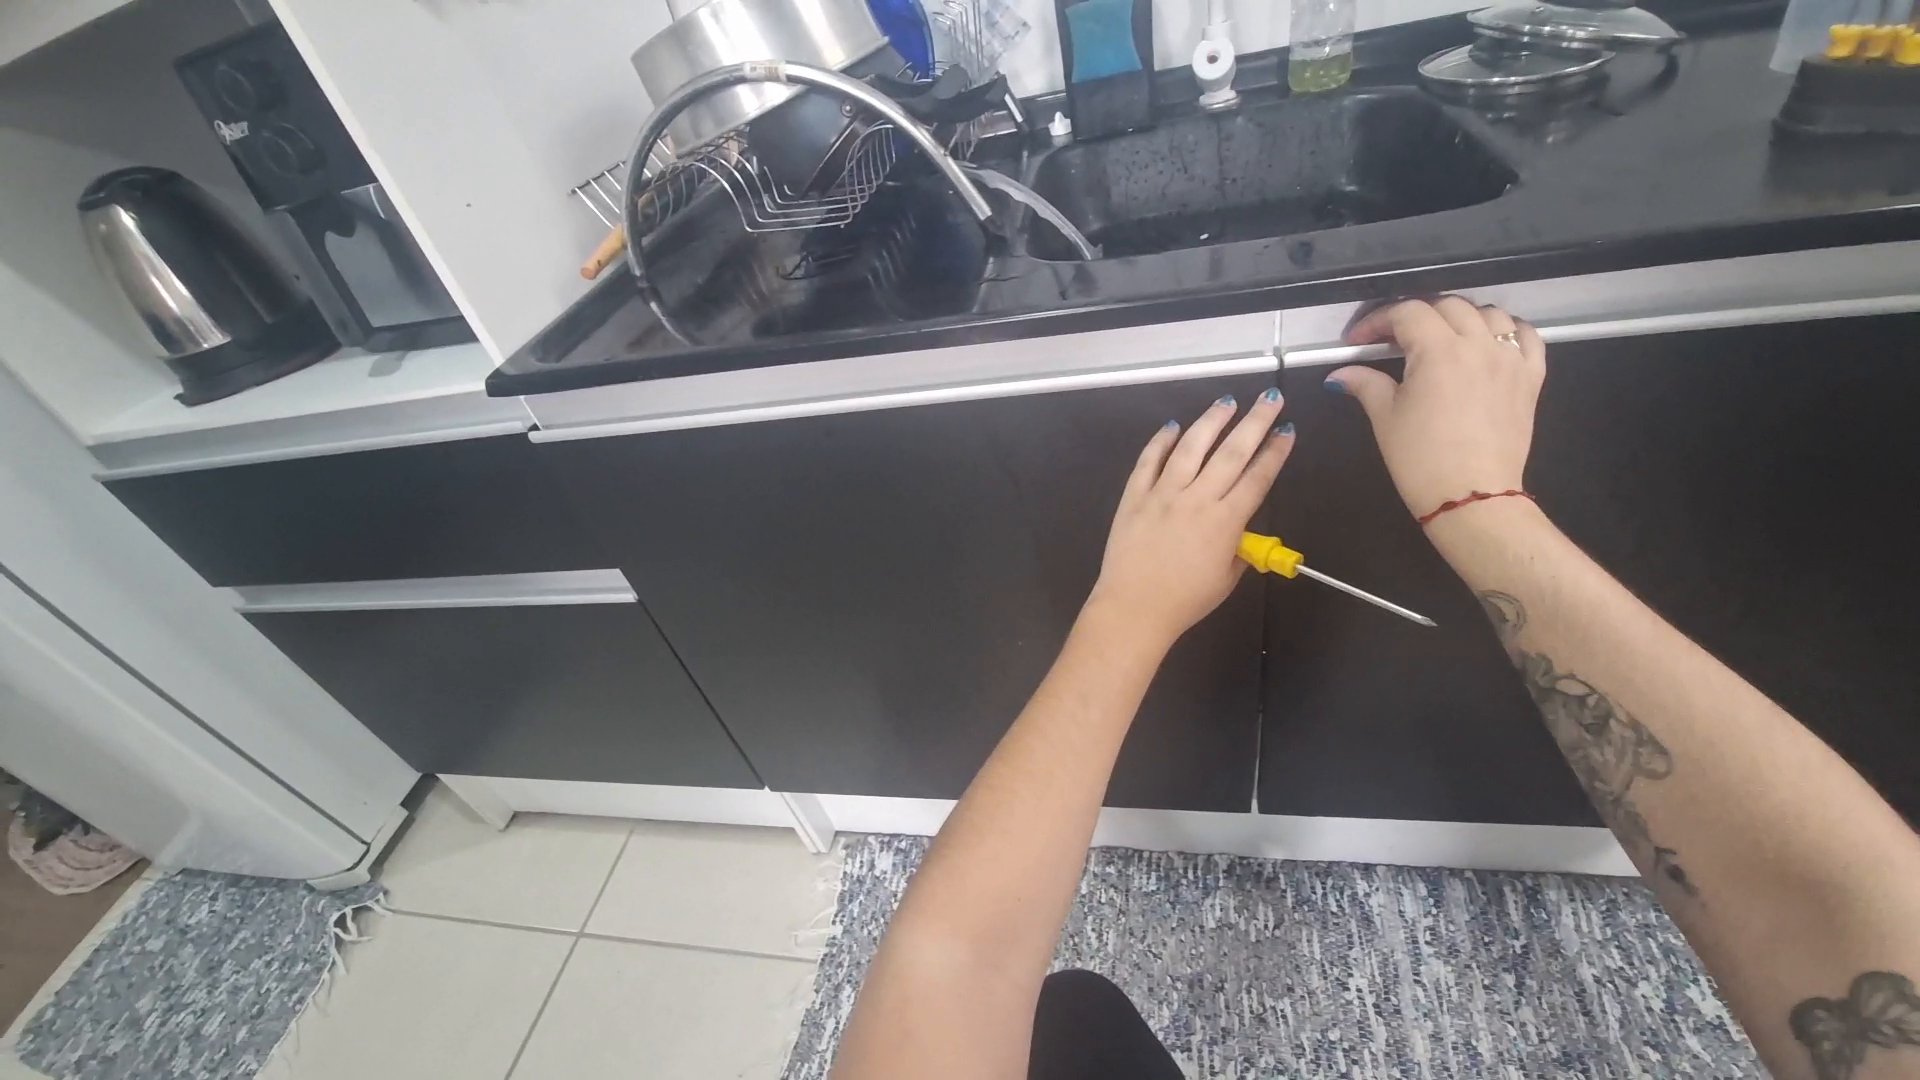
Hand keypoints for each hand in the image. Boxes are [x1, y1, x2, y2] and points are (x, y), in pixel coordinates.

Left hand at [1088, 389, 1294, 644]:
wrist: (1133, 608)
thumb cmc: (1184, 601)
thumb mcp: (1226, 579)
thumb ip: (1239, 550)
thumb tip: (1243, 533)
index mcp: (1225, 520)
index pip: (1258, 477)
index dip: (1275, 452)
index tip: (1287, 431)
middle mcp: (1196, 499)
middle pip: (1231, 452)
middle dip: (1255, 421)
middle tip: (1270, 399)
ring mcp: (1162, 494)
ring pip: (1191, 447)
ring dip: (1211, 420)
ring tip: (1227, 401)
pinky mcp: (1134, 496)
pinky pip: (1148, 461)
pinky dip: (1161, 441)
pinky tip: (1173, 427)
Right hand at [1325, 298, 1545, 519]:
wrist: (1471, 495)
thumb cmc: (1420, 458)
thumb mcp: (1385, 418)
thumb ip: (1364, 384)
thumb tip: (1339, 374)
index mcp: (1438, 351)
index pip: (1406, 313)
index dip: (1377, 320)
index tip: (1358, 341)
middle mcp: (1479, 344)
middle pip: (1447, 305)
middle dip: (1415, 315)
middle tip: (1392, 339)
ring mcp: (1510, 358)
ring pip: (1488, 313)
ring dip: (1459, 317)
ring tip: (1439, 338)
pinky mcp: (1531, 376)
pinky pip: (1525, 335)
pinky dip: (1504, 329)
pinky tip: (1487, 342)